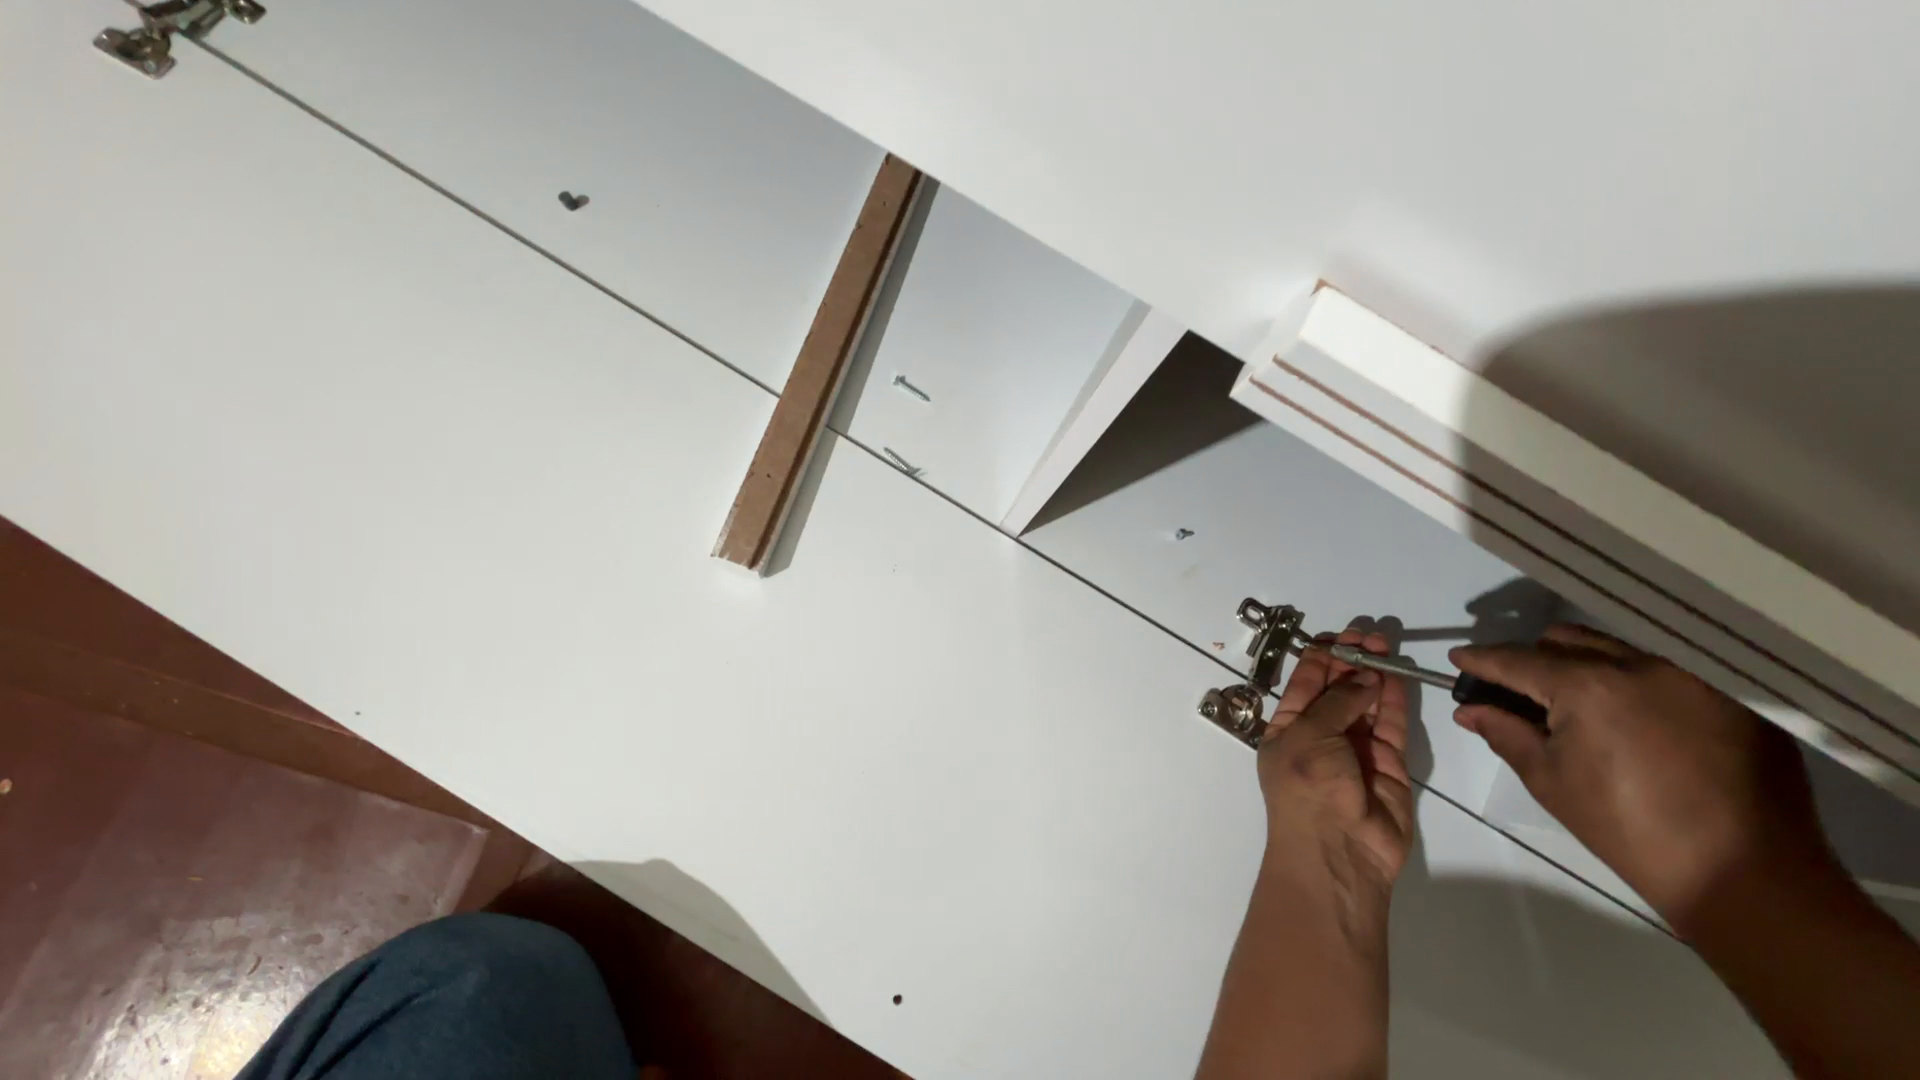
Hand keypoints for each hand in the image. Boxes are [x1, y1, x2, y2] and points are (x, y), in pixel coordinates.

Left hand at [1260, 627, 1414, 892]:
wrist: (1338, 849)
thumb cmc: (1308, 786)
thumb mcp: (1309, 735)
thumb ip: (1338, 702)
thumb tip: (1365, 676)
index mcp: (1287, 730)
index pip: (1303, 686)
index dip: (1319, 659)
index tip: (1337, 635)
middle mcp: (1320, 737)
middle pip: (1336, 691)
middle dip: (1350, 662)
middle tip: (1367, 634)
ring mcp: (1355, 750)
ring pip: (1366, 703)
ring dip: (1373, 674)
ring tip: (1384, 644)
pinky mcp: (1389, 765)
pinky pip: (1390, 725)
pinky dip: (1393, 699)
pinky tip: (1396, 673)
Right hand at [1450, 623, 1832, 933]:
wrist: (1745, 874)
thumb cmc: (1627, 829)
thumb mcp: (1550, 781)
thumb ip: (1505, 733)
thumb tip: (1470, 709)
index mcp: (1587, 685)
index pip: (1517, 659)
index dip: (1481, 659)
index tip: (1458, 660)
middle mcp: (1640, 666)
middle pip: (1566, 640)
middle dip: (1533, 658)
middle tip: (1517, 691)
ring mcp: (1693, 678)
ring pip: (1618, 650)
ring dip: (1584, 665)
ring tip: (1575, 702)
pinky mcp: (1733, 699)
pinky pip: (1667, 674)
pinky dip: (1635, 686)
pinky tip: (1635, 724)